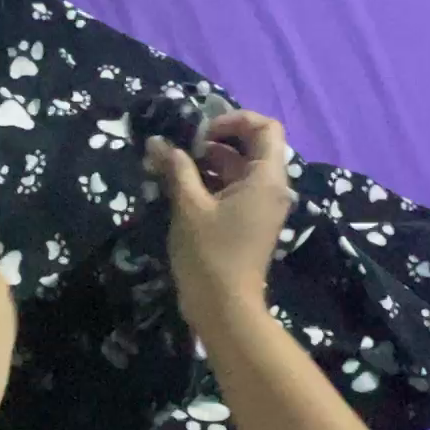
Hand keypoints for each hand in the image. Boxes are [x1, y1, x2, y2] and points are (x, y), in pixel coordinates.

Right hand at [145, 109, 293, 332]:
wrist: (225, 309)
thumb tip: (157, 142)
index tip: (201, 132)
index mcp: (267, 178)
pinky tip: (181, 188)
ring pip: (239, 170)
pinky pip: (235, 190)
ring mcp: (262, 207)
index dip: (234, 120)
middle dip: (215, 142)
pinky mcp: (250, 222)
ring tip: (173, 168)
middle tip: (181, 150)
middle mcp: (272, 188)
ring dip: (208, 164)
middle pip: (251, 147)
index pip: (265, 127)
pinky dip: (211, 184)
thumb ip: (176, 168)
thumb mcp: (188, 206)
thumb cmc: (209, 255)